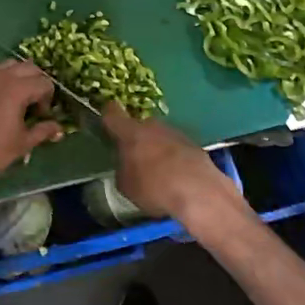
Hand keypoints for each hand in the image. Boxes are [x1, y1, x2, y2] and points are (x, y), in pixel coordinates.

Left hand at [0, 61, 63, 200]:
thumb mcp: (24, 142)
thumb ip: (43, 131)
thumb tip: (59, 129)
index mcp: (18, 88)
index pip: (44, 83)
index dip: (48, 100)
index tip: (42, 117)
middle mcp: (2, 77)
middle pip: (30, 68)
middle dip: (38, 84)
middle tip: (35, 106)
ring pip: (12, 65)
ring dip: (22, 77)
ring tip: (21, 100)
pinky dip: (6, 79)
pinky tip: (4, 101)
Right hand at [101, 102, 244, 224]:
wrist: (199, 191)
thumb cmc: (154, 187)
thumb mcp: (126, 185)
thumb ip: (122, 169)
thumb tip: (126, 165)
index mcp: (130, 132)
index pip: (112, 114)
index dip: (107, 115)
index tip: (105, 119)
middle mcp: (152, 125)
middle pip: (138, 126)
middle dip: (135, 139)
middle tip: (133, 158)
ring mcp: (175, 132)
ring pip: (158, 136)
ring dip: (155, 148)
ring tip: (157, 171)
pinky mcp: (193, 144)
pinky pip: (175, 148)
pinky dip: (172, 158)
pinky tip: (175, 177)